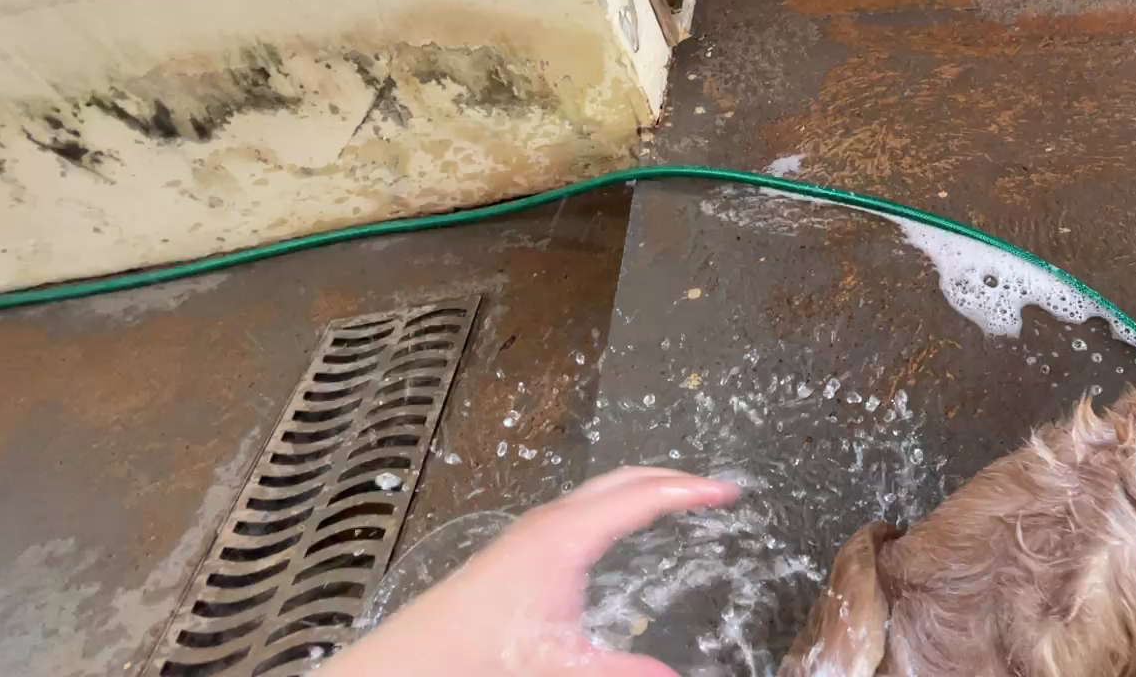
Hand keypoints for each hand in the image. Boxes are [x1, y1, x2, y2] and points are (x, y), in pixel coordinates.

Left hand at [319, 466, 740, 676]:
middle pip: (628, 478)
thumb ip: (623, 671)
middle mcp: (557, 517)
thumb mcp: (559, 665)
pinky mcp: (528, 539)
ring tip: (683, 500)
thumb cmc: (480, 657)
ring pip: (607, 487)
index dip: (692, 490)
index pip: (646, 496)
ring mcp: (540, 524)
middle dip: (674, 478)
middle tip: (714, 490)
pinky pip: (592, 502)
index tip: (730, 490)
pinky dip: (624, 500)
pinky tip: (629, 526)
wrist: (405, 666)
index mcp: (570, 534)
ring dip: (648, 486)